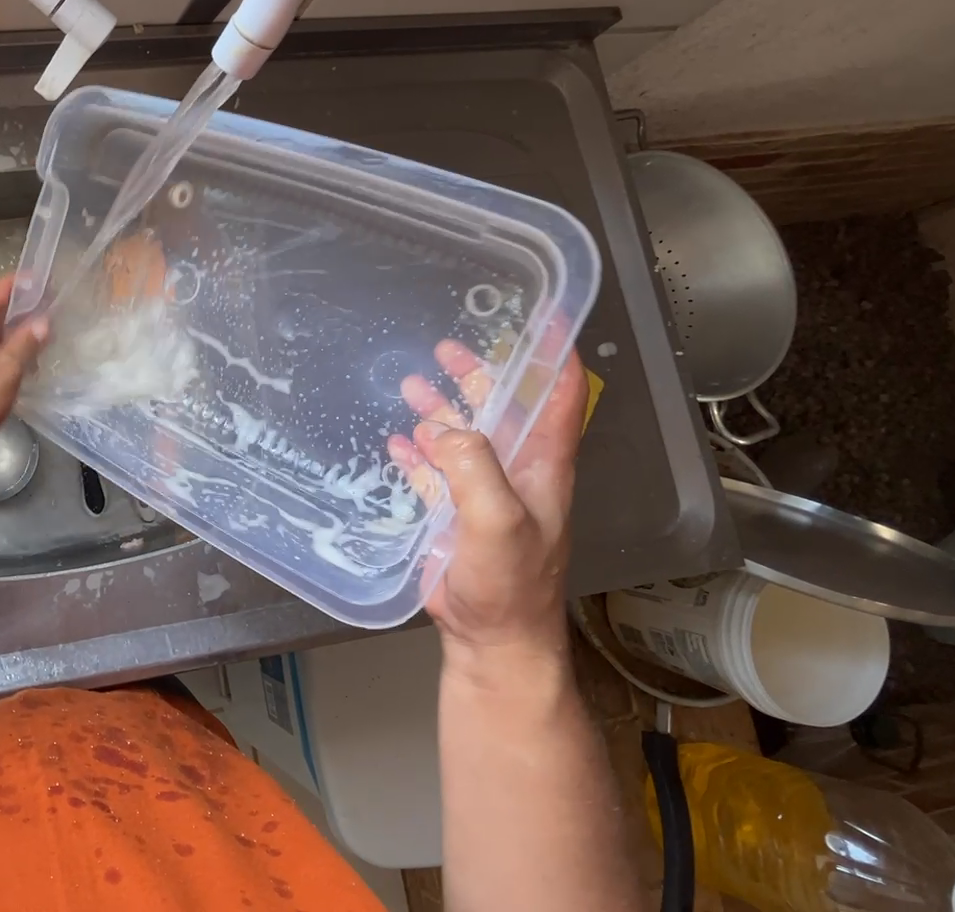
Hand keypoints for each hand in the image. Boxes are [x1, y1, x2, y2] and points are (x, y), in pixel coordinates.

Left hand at [0, 274, 48, 459]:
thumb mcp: (6, 368)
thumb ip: (26, 342)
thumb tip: (43, 320)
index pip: (1, 289)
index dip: (27, 283)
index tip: (53, 283)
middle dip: (28, 312)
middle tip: (59, 315)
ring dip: (21, 337)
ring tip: (50, 343)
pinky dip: (10, 356)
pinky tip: (28, 368)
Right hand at [387, 341, 587, 660]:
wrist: (492, 636)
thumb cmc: (508, 582)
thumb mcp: (498, 520)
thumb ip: (475, 469)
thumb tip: (444, 429)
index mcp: (540, 465)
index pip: (557, 396)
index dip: (552, 354)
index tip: (542, 318)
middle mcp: (515, 470)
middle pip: (500, 408)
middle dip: (478, 374)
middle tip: (446, 346)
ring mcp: (482, 492)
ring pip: (461, 437)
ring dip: (439, 409)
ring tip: (409, 384)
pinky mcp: (452, 514)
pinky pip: (433, 471)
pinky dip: (416, 452)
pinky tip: (397, 439)